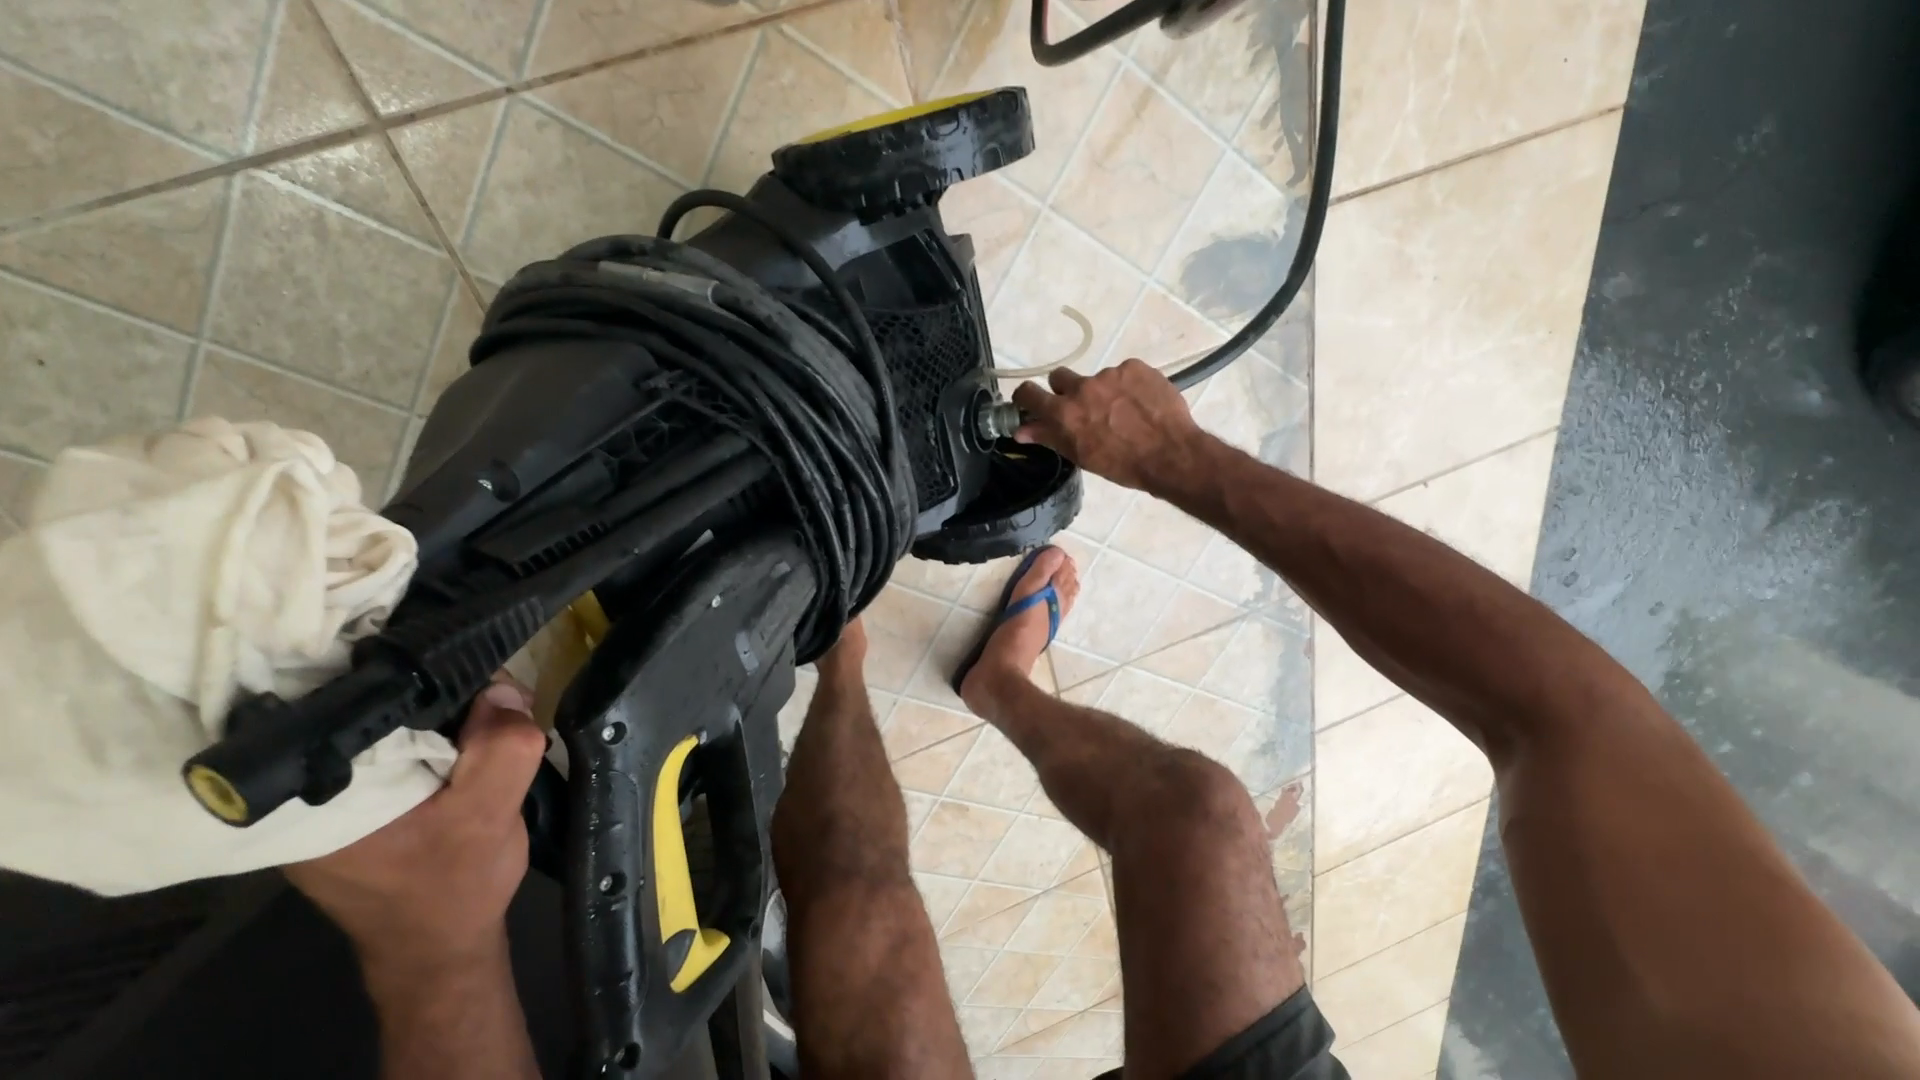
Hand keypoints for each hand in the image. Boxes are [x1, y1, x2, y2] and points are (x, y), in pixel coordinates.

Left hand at [284, 680, 547, 976]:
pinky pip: (390, 746)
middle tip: (489, 688)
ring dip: (437, 712)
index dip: (406, 666)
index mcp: (314, 789)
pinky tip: (465, 737)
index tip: (458, 654)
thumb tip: (503, 688)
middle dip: (433, 689)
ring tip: (484, 710)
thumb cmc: (453, 889)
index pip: (349, 698)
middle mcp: (303, 786)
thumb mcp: (487, 816)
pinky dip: (430, 735)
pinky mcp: (353, 799)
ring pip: (384, 722)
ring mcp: (326, 794)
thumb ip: (500, 749)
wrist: (441, 950)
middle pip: (368, 705)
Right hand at [1012, 360, 1210, 490]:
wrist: (1171, 454)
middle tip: (1084, 408)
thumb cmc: (1122, 464)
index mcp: (1064, 412)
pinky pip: (1124, 373)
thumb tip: (1021, 430)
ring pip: (1097, 379)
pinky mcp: (1135, 367)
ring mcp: (1110, 374)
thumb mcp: (1081, 455)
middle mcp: (1082, 388)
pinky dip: (1129, 386)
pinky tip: (1141, 404)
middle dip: (1066, 390)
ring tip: (1125, 412)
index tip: (1031, 402)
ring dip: (1104, 392)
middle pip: (1060, 378)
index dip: (1026, 397)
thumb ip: (1049, 437)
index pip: (1029, 393)